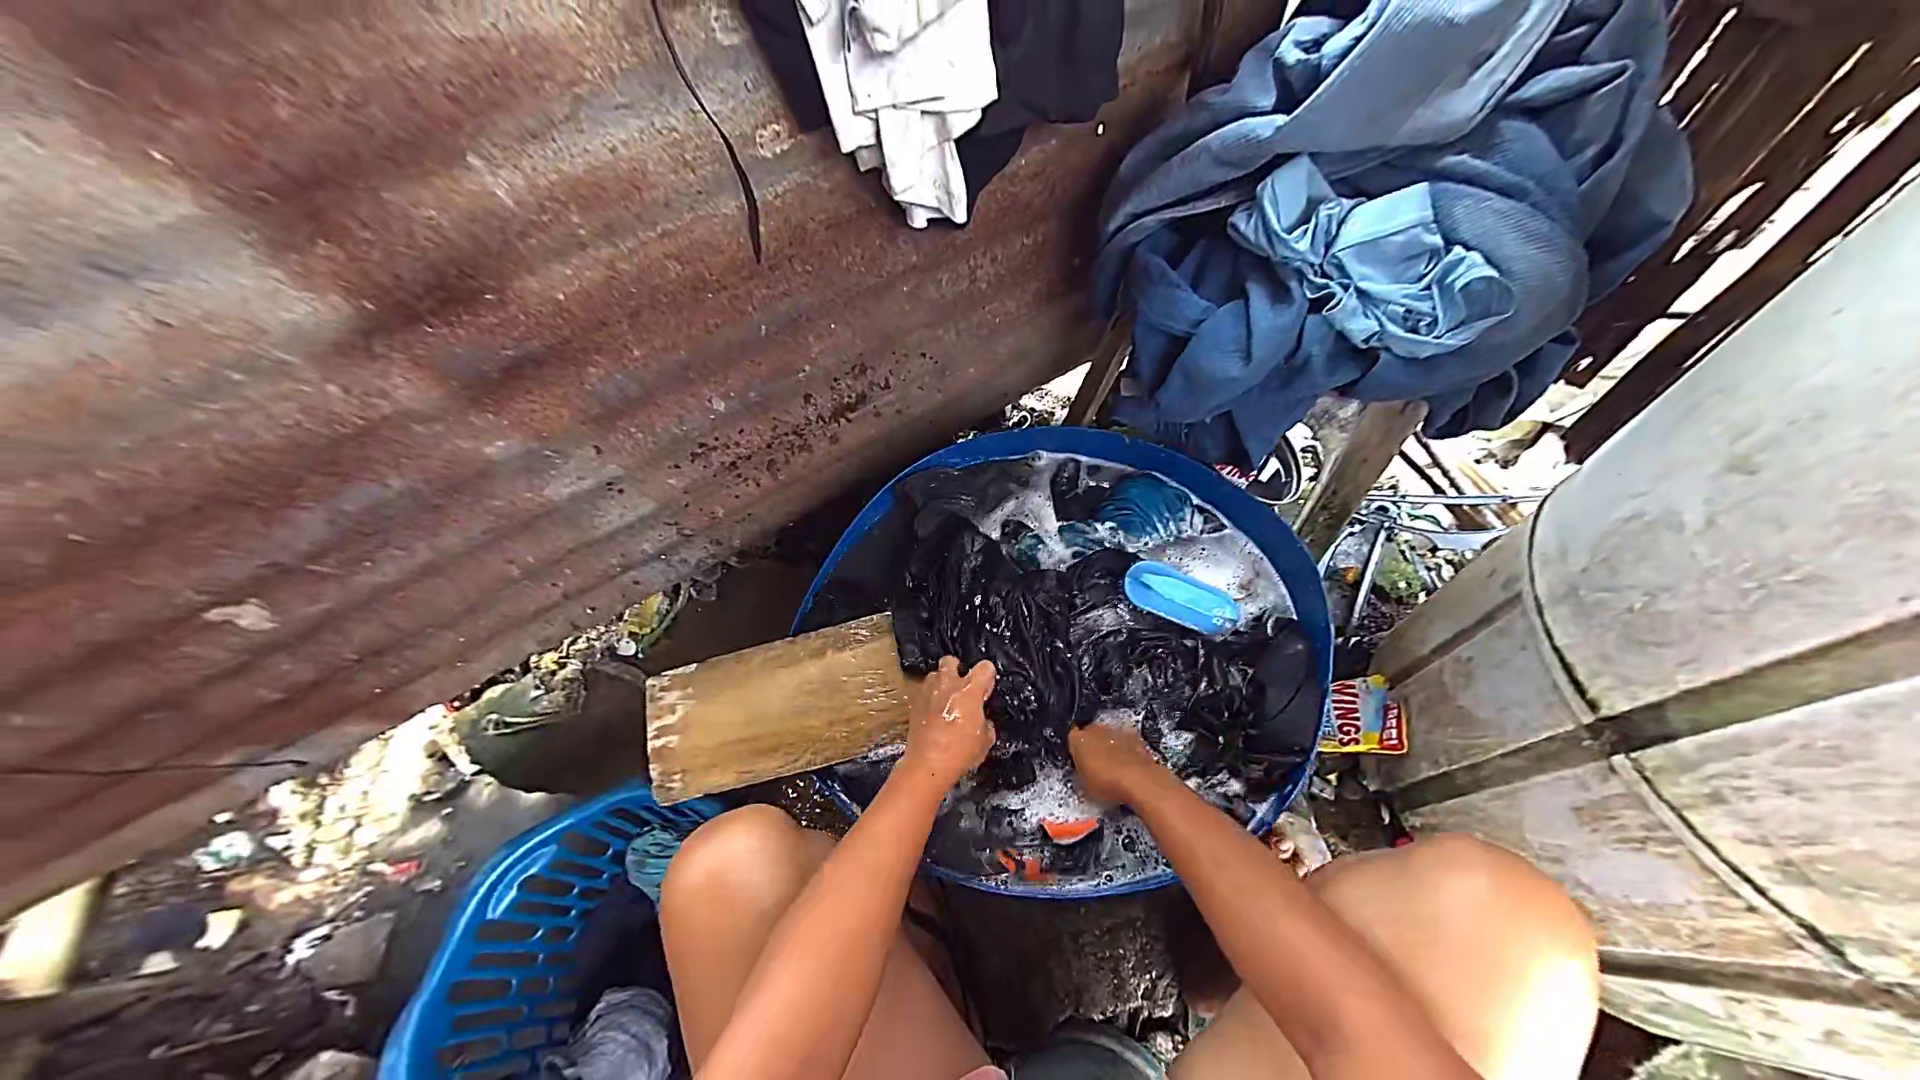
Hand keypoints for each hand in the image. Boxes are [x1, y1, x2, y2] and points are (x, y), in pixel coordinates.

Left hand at [901, 657, 995, 789]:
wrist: (928, 764)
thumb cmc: (960, 752)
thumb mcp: (986, 739)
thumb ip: (985, 721)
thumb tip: (981, 719)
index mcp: (970, 689)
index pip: (985, 667)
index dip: (988, 677)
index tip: (986, 689)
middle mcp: (948, 684)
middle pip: (952, 660)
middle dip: (958, 670)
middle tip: (962, 688)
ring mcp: (928, 691)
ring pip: (935, 675)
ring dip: (941, 684)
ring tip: (946, 701)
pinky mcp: (914, 702)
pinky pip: (924, 691)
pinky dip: (929, 698)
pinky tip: (933, 713)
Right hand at [1069, 722, 1170, 804]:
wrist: (1139, 780)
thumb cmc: (1108, 782)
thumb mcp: (1084, 788)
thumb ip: (1080, 775)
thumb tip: (1082, 778)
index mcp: (1078, 739)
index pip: (1072, 741)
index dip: (1076, 754)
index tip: (1080, 765)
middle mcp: (1095, 729)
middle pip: (1091, 736)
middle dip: (1093, 748)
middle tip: (1096, 768)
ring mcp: (1116, 731)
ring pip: (1109, 738)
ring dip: (1111, 749)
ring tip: (1115, 770)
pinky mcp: (1135, 736)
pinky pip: (1126, 742)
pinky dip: (1126, 751)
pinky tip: (1129, 768)